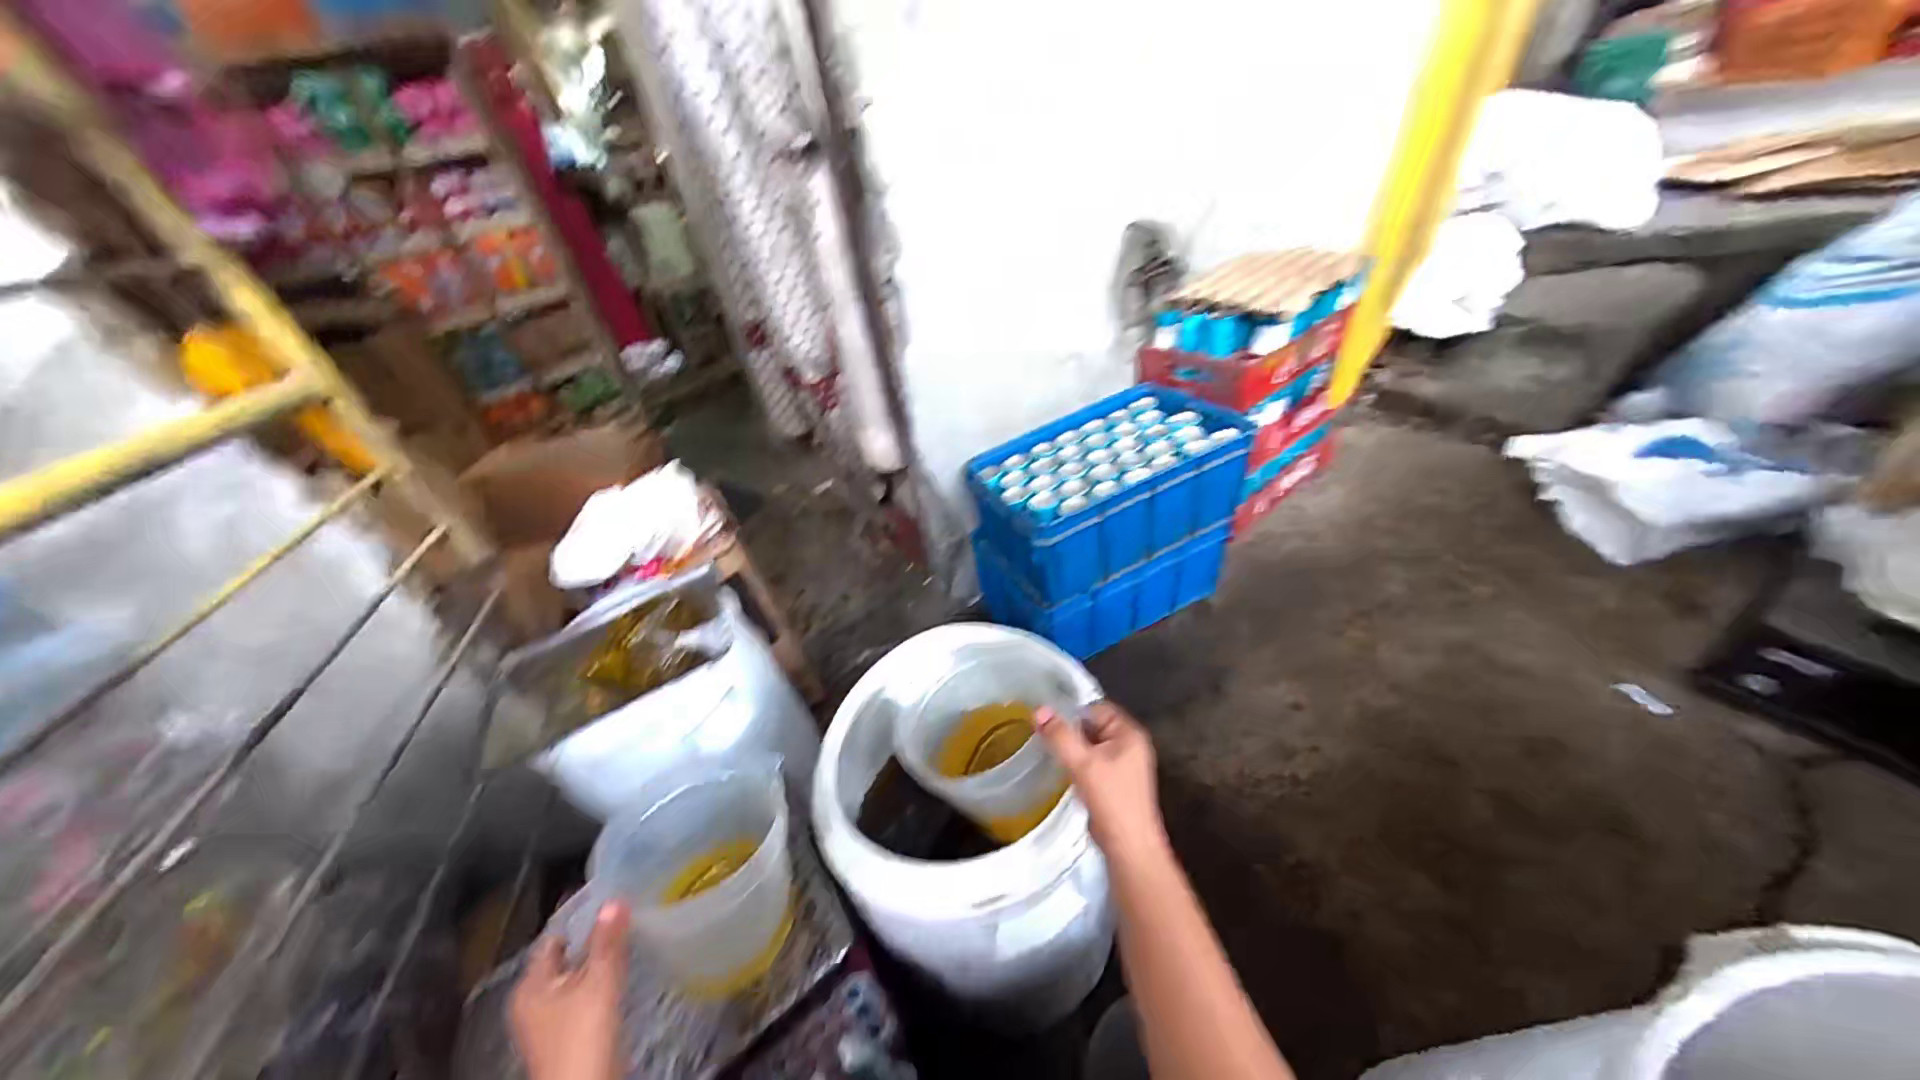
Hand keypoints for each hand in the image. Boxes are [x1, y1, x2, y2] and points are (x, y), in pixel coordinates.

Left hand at [510, 901, 628, 1079]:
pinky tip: (623, 974)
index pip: (554, 938)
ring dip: (600, 961)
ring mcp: (549, 1021)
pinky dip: (601, 982)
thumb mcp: (599, 982)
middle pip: (566, 957)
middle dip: (594, 939)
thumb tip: (614, 899)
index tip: (612, 899)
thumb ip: (607, 941)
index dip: (581, 918)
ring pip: (577, 977)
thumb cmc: (583, 1036)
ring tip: (630, 938)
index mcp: (530, 987)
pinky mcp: (568, 1035)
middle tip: (627, 915)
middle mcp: (533, 1001)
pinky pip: (584, 995)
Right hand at [1033, 700, 1167, 857]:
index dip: (1073, 712)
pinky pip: (1092, 762)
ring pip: (1090, 745)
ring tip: (1048, 751)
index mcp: (1130, 733)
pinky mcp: (1114, 782)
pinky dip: (1077, 763)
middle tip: (1043, 735)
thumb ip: (1060, 736)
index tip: (1047, 720)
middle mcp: (1130, 744)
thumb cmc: (1110, 799)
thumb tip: (1039, 710)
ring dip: (1072, 748)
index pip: (1096, 708)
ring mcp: (1123, 764)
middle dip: (1070, 731)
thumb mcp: (1082, 763)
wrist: (1128, 846)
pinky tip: (1061, 770)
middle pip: (1093, 726)